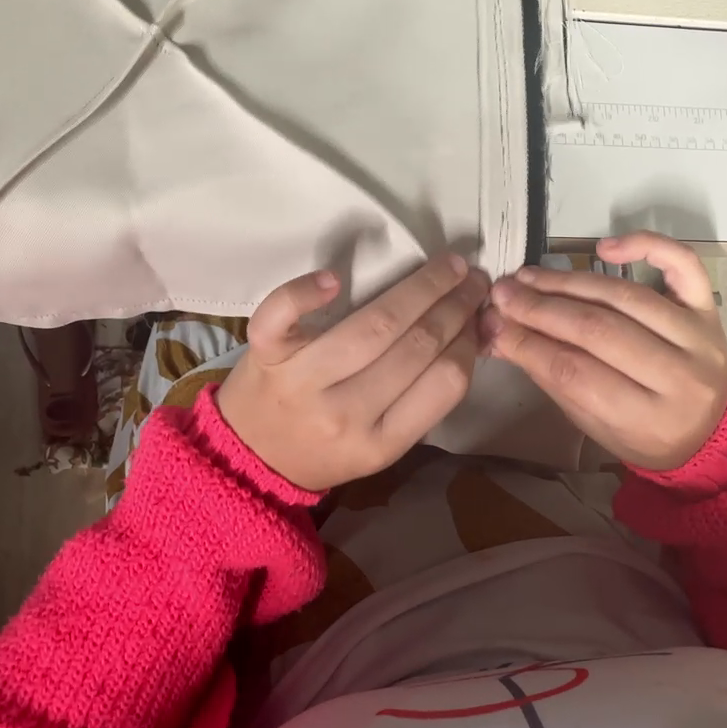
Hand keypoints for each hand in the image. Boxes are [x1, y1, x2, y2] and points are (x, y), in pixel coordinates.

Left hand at [218, 253, 488, 490]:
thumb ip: (419, 398)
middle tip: (474, 279)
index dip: (468, 341)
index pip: (443, 383)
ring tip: (446, 267)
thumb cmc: (323, 450)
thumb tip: (469, 336)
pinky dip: (305, 292)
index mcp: (380, 443)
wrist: (246, 460)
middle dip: (453, 305)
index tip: (479, 314)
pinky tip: (336, 278)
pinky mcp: (265, 353)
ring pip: (370, 326)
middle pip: (414, 346)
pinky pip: (282, 315)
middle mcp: (344, 413)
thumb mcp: (381, 442)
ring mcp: (301, 381)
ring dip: (418, 288)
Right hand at [482, 232, 726, 471]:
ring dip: (570, 282)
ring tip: (529, 277)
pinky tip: (603, 248)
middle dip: (541, 310)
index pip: (575, 373)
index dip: (528, 345)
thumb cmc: (640, 434)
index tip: (493, 325)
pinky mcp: (708, 309)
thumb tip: (499, 333)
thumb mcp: (591, 422)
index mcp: (647, 418)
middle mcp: (678, 375)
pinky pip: (682, 265)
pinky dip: (646, 246)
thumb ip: (550, 376)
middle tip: (503, 294)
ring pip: (626, 297)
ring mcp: (698, 336)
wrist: (709, 435)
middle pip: (599, 330)